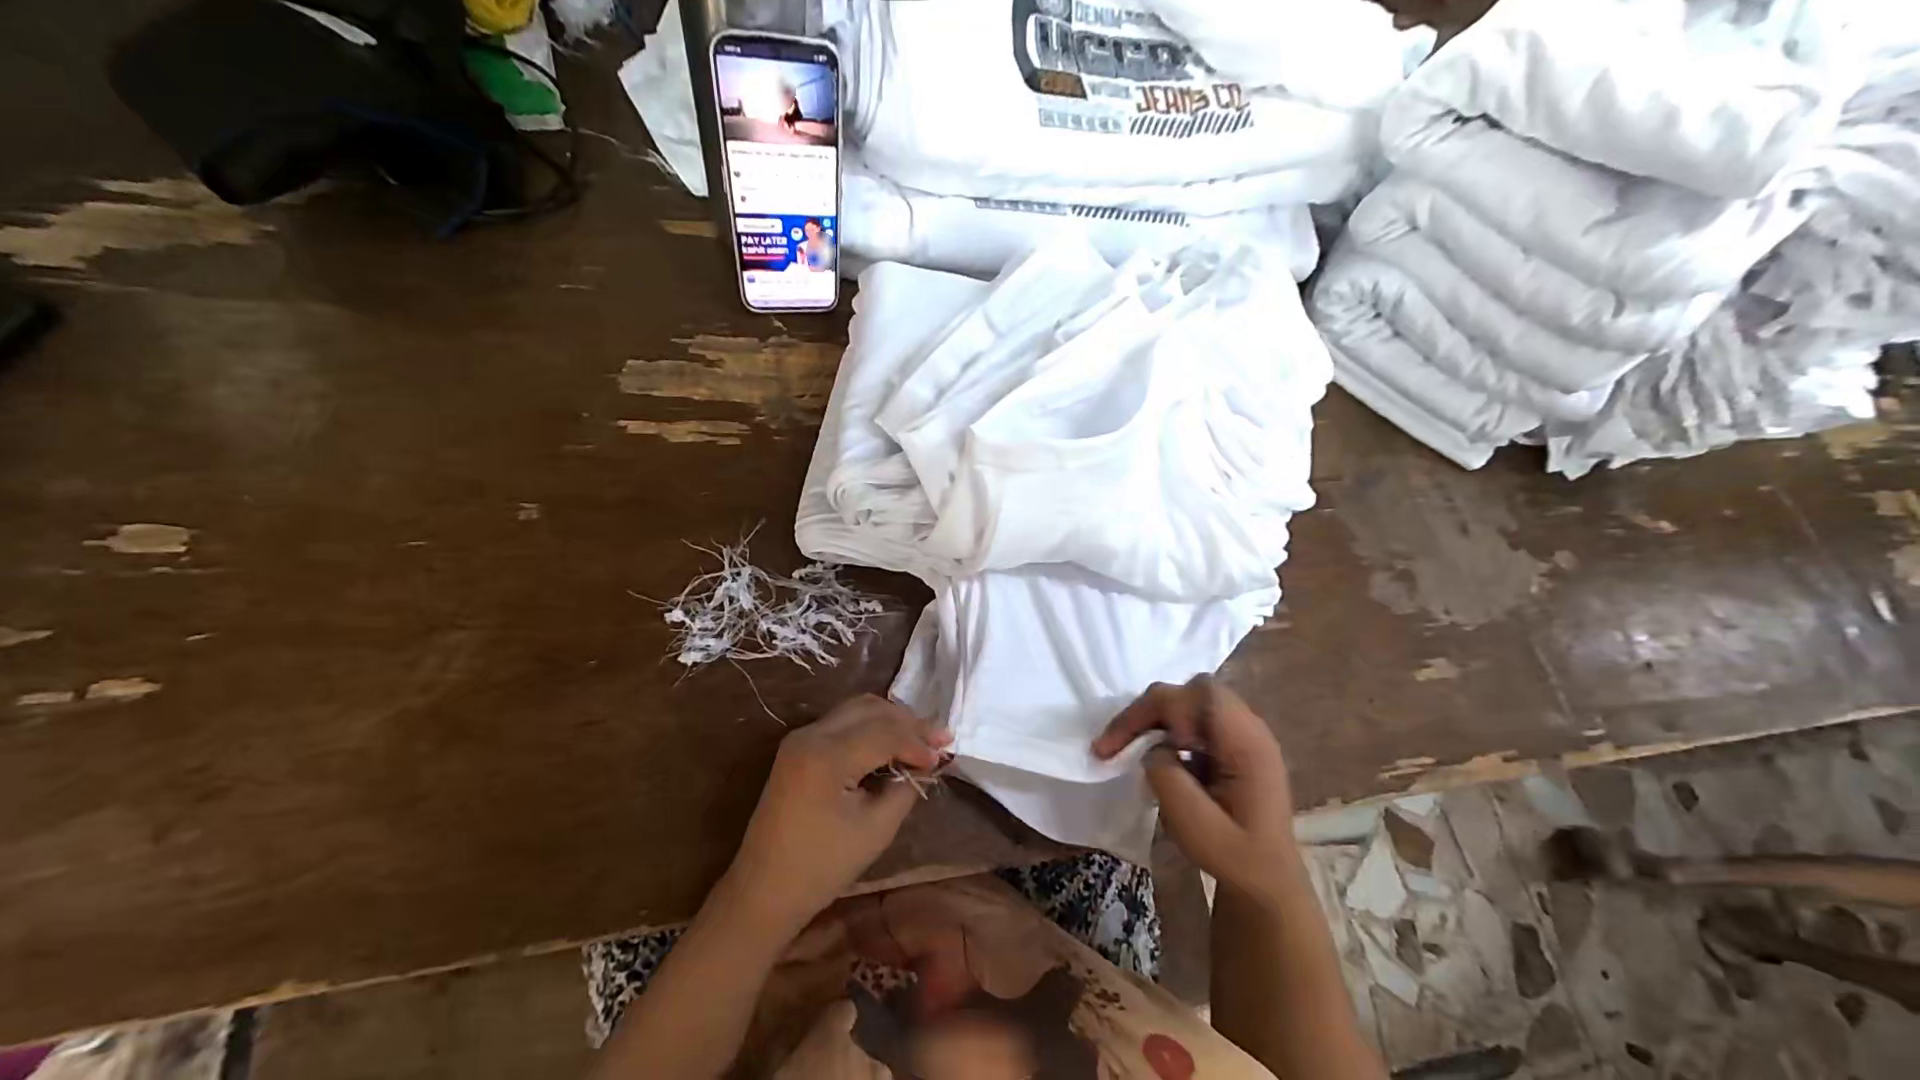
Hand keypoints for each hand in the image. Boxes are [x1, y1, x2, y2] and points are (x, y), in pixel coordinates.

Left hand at [723, 695, 949, 933]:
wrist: (764, 889)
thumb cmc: (822, 867)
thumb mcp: (876, 829)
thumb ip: (905, 788)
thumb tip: (929, 762)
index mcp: (826, 756)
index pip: (884, 732)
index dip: (918, 742)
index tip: (945, 755)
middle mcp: (810, 735)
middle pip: (871, 709)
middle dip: (909, 722)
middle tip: (941, 739)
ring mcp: (800, 738)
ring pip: (856, 709)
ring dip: (890, 720)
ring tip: (921, 739)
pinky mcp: (798, 747)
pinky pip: (842, 722)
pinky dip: (871, 727)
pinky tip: (892, 743)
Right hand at [1092, 675, 1298, 897]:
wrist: (1266, 882)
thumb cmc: (1235, 858)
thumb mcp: (1195, 826)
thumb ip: (1166, 776)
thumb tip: (1152, 748)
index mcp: (1248, 744)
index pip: (1203, 695)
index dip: (1165, 708)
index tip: (1142, 745)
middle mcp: (1248, 729)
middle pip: (1192, 691)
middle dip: (1150, 709)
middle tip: (1116, 743)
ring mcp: (1240, 735)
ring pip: (1188, 701)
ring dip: (1153, 718)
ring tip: (1127, 748)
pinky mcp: (1228, 745)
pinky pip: (1191, 719)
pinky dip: (1164, 728)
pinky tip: (1154, 756)